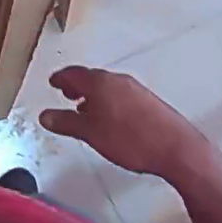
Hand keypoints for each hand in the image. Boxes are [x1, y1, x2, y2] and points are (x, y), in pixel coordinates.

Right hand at [39, 66, 209, 178]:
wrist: (175, 148)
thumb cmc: (133, 139)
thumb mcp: (90, 133)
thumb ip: (66, 123)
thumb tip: (46, 116)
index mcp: (101, 83)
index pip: (74, 73)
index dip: (61, 78)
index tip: (54, 81)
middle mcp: (118, 81)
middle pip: (91, 77)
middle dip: (76, 85)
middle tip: (65, 91)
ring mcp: (135, 90)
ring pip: (107, 86)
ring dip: (92, 94)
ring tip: (84, 108)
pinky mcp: (147, 101)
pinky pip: (121, 95)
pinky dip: (108, 101)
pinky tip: (109, 118)